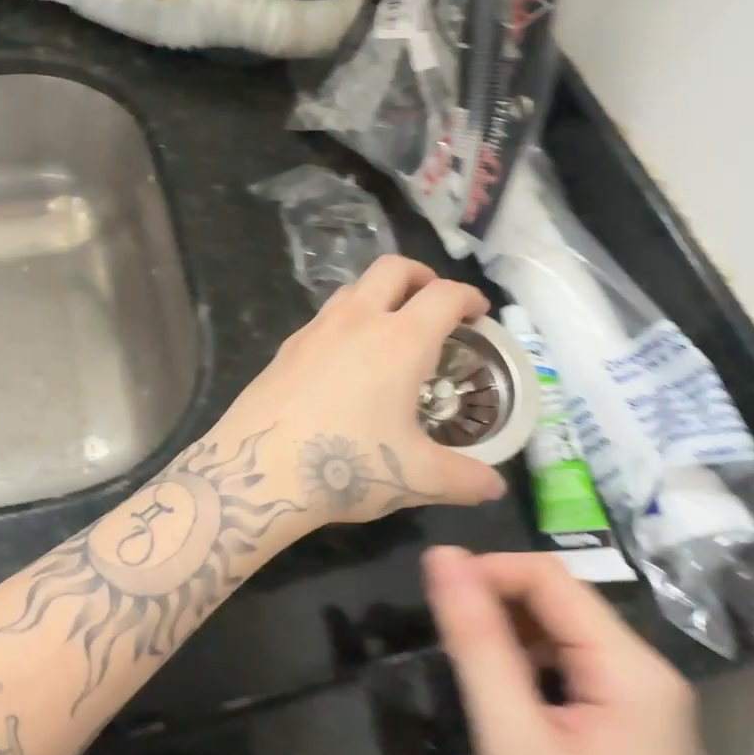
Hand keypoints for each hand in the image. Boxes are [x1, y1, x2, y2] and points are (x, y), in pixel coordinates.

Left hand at [211, 255, 505, 524]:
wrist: (258, 470)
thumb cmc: (347, 464)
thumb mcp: (418, 478)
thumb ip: (465, 479)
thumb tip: (494, 486)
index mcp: (401, 340)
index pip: (444, 295)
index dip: (469, 297)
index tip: (479, 312)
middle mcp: (358, 320)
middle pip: (393, 268)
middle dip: (421, 275)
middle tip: (435, 302)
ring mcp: (316, 329)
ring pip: (354, 287)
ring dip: (380, 293)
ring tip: (393, 326)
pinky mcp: (287, 346)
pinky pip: (326, 315)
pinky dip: (348, 319)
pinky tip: (348, 357)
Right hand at [424, 548, 698, 754]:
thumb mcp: (513, 739)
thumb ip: (477, 644)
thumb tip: (440, 555)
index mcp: (633, 668)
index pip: (548, 575)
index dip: (486, 571)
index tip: (434, 596)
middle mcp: (649, 671)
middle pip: (561, 601)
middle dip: (498, 603)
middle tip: (445, 633)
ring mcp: (646, 701)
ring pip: (565, 632)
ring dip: (511, 633)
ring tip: (469, 660)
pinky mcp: (633, 724)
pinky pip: (575, 666)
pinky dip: (532, 664)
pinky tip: (506, 690)